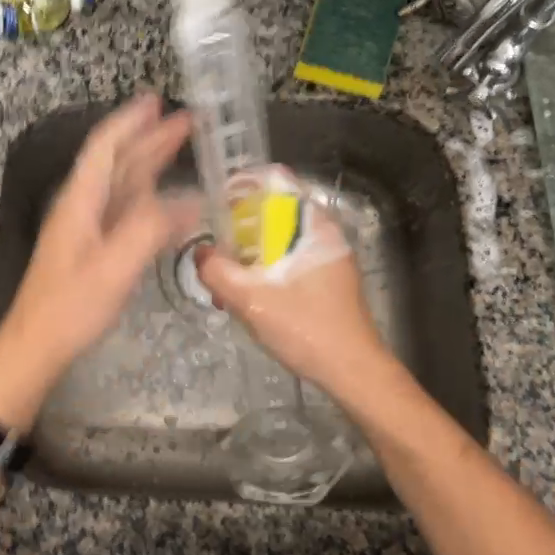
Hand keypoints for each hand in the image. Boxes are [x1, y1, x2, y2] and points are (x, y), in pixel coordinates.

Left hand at [0, 94, 196, 429]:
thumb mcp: (113, 268)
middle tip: (185, 120)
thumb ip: (149, 230)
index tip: (155, 101)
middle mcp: (83, 208)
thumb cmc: (70, 308)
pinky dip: (151, 201)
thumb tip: (190, 200)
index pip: (104, 149)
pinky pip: (126, 214)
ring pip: (123, 186)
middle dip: (149, 138)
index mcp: (80, 202)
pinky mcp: (95, 251)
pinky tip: (172, 204)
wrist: (36, 348)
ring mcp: (88, 230)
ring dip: (150, 165)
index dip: (129, 122)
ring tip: (181, 147)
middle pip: (117, 163)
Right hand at [195, 201, 397, 402]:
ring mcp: (328, 257)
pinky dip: (266, 271)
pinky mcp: (328, 280)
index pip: (276, 182)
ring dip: (251, 256)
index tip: (216, 207)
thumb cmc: (307, 329)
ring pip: (279, 240)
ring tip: (228, 284)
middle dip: (240, 230)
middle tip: (216, 254)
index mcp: (314, 225)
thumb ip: (218, 272)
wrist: (353, 373)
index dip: (242, 187)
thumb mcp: (251, 301)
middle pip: (273, 212)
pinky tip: (251, 299)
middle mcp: (324, 233)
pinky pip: (289, 261)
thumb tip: (201, 254)